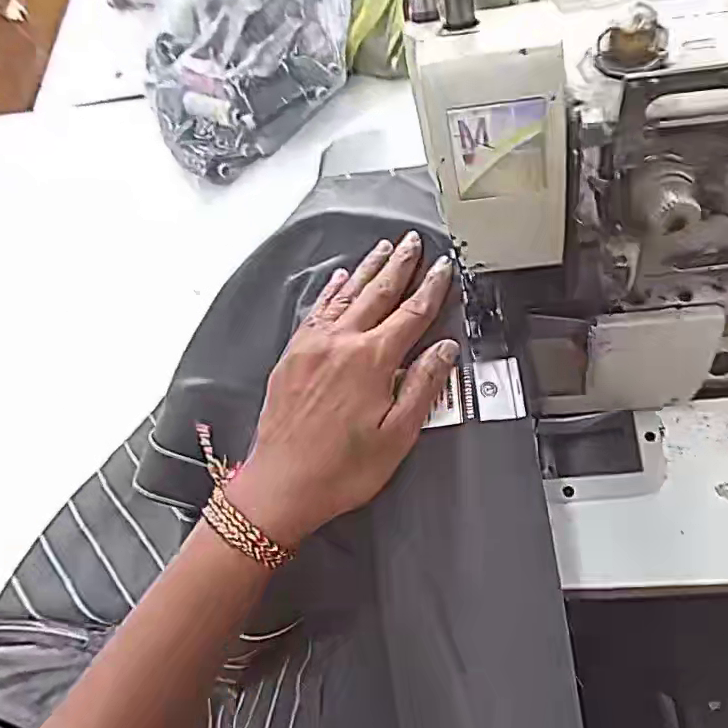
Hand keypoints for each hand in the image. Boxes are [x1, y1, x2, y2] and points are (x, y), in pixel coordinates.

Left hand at [224, 230, 459, 547]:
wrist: (282, 484)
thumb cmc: (341, 468)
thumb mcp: (398, 433)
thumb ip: (424, 385)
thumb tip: (444, 350)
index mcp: (372, 361)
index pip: (412, 314)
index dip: (432, 288)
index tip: (443, 269)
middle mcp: (341, 344)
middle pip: (379, 293)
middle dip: (400, 265)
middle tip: (414, 243)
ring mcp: (313, 347)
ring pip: (348, 295)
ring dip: (369, 269)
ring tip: (384, 249)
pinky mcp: (294, 356)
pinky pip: (317, 310)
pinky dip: (332, 291)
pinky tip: (340, 280)